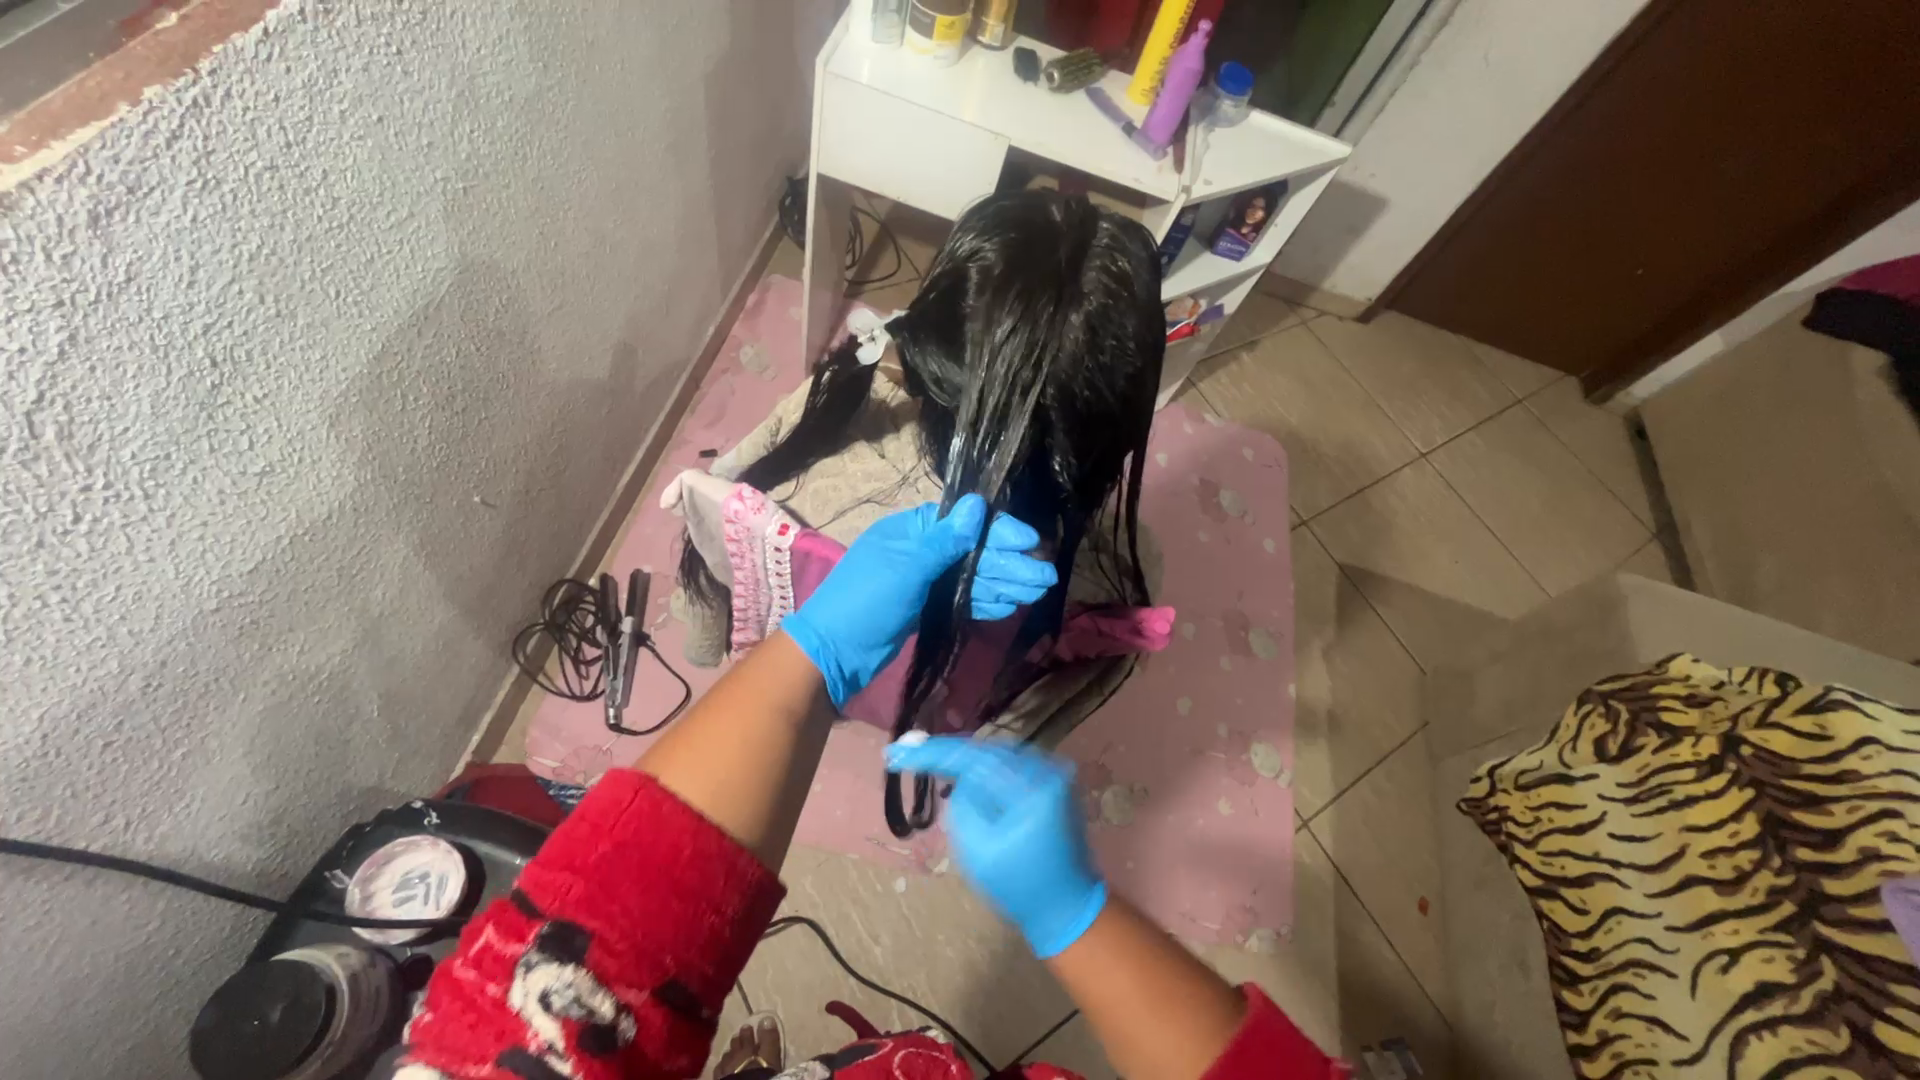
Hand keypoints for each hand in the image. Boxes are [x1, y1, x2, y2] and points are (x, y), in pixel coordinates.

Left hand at [781, 495, 1055, 705]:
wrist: (833, 654)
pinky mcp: (925, 608)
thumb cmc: (865, 602)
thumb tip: (978, 504)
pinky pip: (961, 599)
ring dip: (1004, 582)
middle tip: (1045, 576)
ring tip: (1038, 590)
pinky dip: (984, 601)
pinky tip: (1010, 604)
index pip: (963, 522)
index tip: (1030, 541)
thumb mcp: (907, 568)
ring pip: (971, 577)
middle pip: (973, 551)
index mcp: (912, 531)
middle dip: (1009, 562)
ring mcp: (924, 581)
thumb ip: (945, 541)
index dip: (998, 531)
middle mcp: (922, 551)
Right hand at [884, 737, 1106, 957]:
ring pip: (997, 755)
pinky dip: (983, 767)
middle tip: (908, 752)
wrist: (1067, 907)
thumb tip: (958, 779)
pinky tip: (960, 771)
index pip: (973, 758)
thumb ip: (963, 803)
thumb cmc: (1019, 886)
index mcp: (1032, 787)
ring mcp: (1053, 775)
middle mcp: (1047, 770)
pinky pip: (1009, 765)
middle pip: (986, 750)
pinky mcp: (1051, 783)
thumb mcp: (978, 849)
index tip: (896, 753)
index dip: (932, 753)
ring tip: (928, 758)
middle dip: (947, 751)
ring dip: (964, 758)